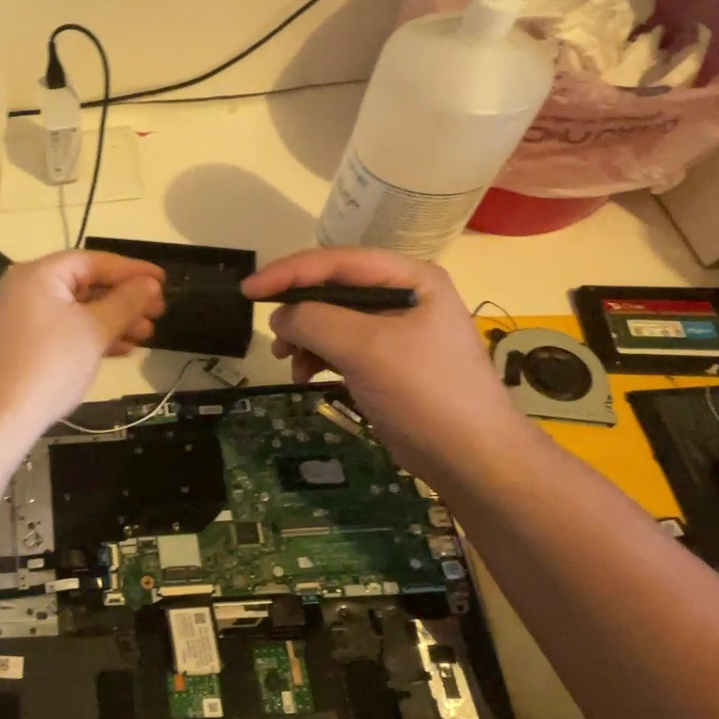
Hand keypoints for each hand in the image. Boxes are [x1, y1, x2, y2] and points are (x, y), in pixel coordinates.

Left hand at [0, 251, 165, 434]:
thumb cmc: (50, 365)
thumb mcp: (95, 330)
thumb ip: (126, 302)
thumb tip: (149, 284)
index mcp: (38, 274)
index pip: (93, 261)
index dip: (132, 270)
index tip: (163, 281)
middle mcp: (22, 288)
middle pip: (82, 285)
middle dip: (123, 300)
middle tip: (158, 312)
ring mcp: (16, 318)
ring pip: (73, 311)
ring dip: (111, 321)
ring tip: (145, 335)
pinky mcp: (16, 345)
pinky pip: (59, 330)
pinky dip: (87, 337)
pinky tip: (118, 350)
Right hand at [242, 247, 531, 484]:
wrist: (470, 455)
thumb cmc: (424, 392)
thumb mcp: (366, 348)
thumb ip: (316, 321)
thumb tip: (281, 316)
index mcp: (409, 278)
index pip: (336, 262)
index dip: (287, 272)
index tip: (248, 291)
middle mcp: (402, 297)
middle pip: (332, 290)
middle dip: (297, 311)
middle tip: (272, 337)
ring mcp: (394, 331)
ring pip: (331, 320)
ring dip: (303, 337)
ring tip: (288, 361)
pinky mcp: (385, 362)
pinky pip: (339, 347)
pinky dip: (316, 358)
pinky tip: (306, 376)